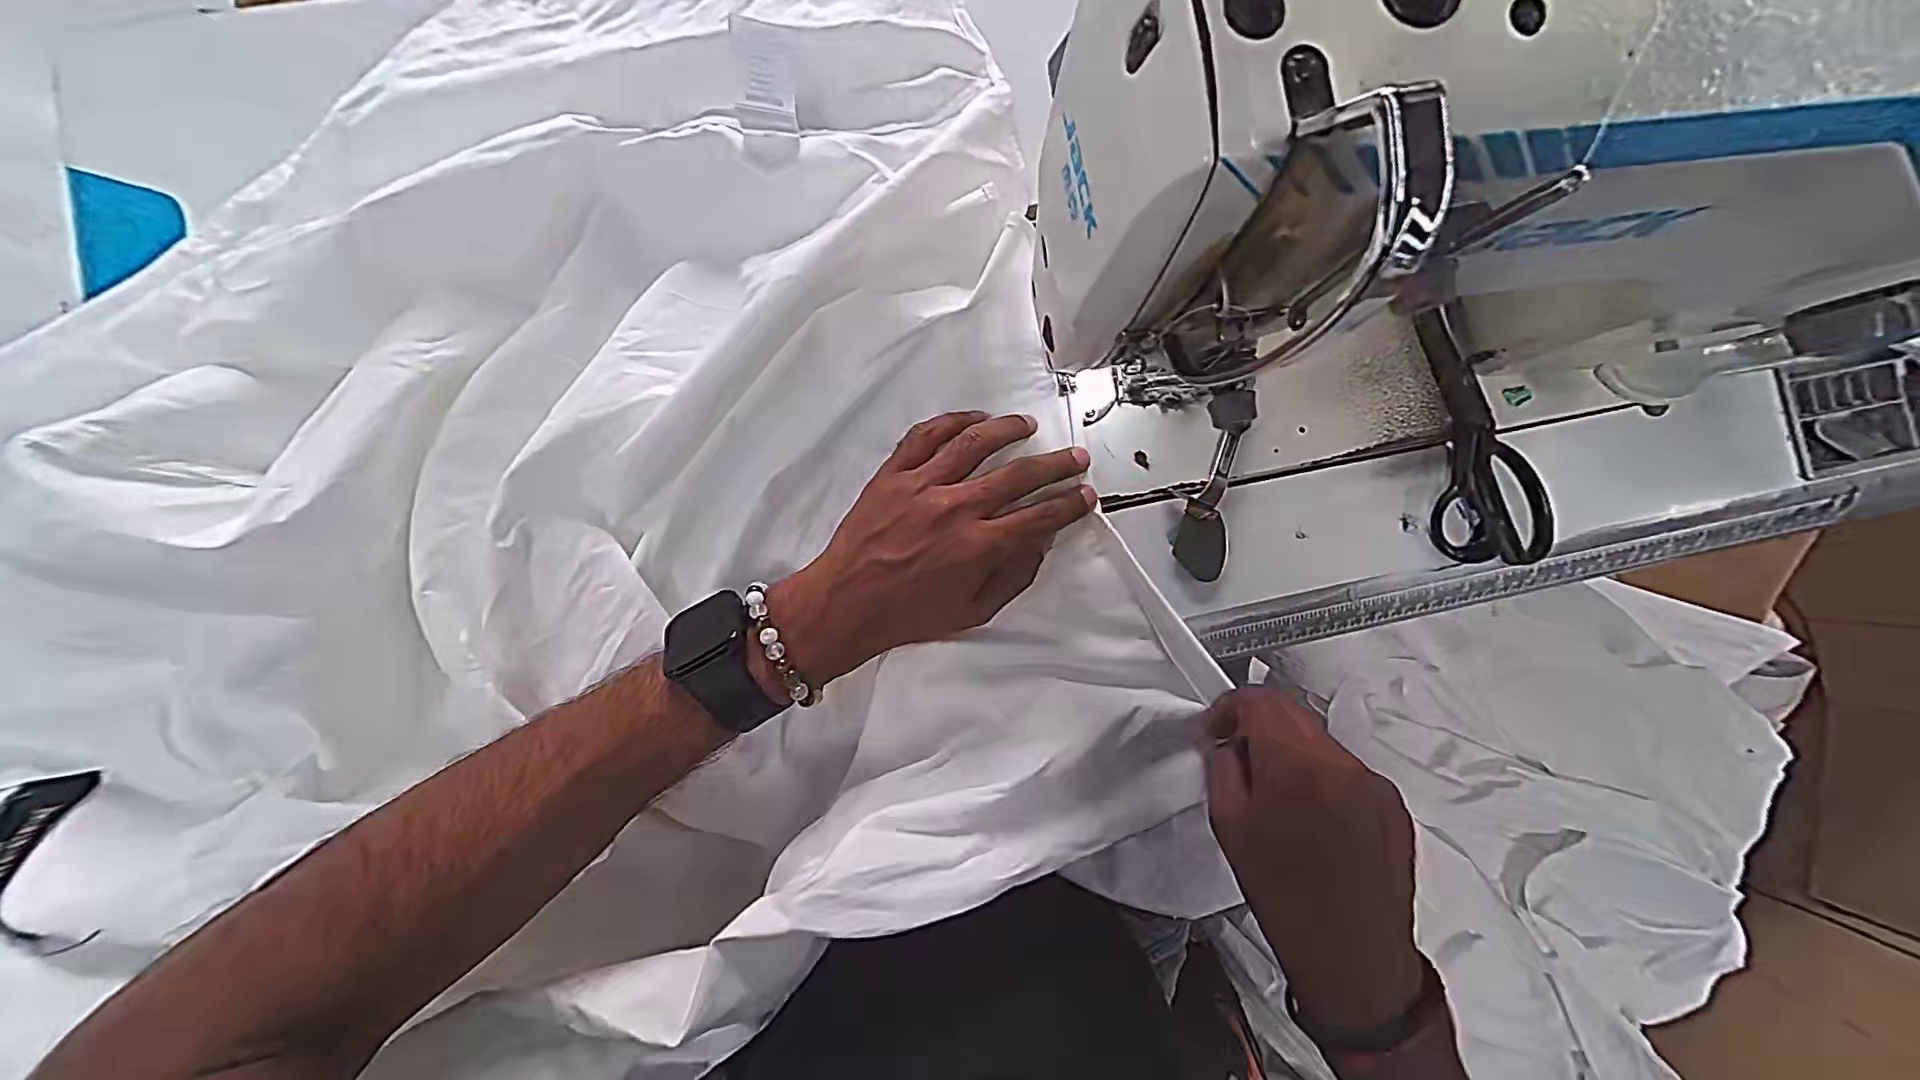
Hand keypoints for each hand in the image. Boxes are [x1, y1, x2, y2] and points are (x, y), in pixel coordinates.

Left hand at [759, 412, 1093, 690]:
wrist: (847, 603)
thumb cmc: (905, 613)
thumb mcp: (972, 610)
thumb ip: (1012, 576)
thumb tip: (1039, 546)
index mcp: (977, 546)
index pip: (1039, 516)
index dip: (1068, 504)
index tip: (1083, 496)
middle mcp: (954, 510)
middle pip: (1019, 475)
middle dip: (1055, 465)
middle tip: (1072, 459)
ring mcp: (922, 487)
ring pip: (975, 443)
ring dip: (1008, 430)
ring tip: (1026, 426)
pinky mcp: (894, 475)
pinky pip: (926, 436)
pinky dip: (953, 422)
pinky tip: (972, 420)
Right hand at [1204, 687, 1425, 1032]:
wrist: (1350, 953)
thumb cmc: (1289, 897)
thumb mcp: (1229, 823)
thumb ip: (1222, 766)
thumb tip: (1225, 743)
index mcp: (1296, 764)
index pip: (1260, 700)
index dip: (1229, 706)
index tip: (1219, 724)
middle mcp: (1341, 765)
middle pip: (1291, 713)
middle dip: (1258, 724)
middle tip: (1237, 750)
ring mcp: (1372, 784)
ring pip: (1320, 741)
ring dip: (1291, 751)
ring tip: (1275, 794)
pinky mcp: (1392, 804)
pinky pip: (1347, 769)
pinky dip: (1322, 776)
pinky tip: (1308, 814)